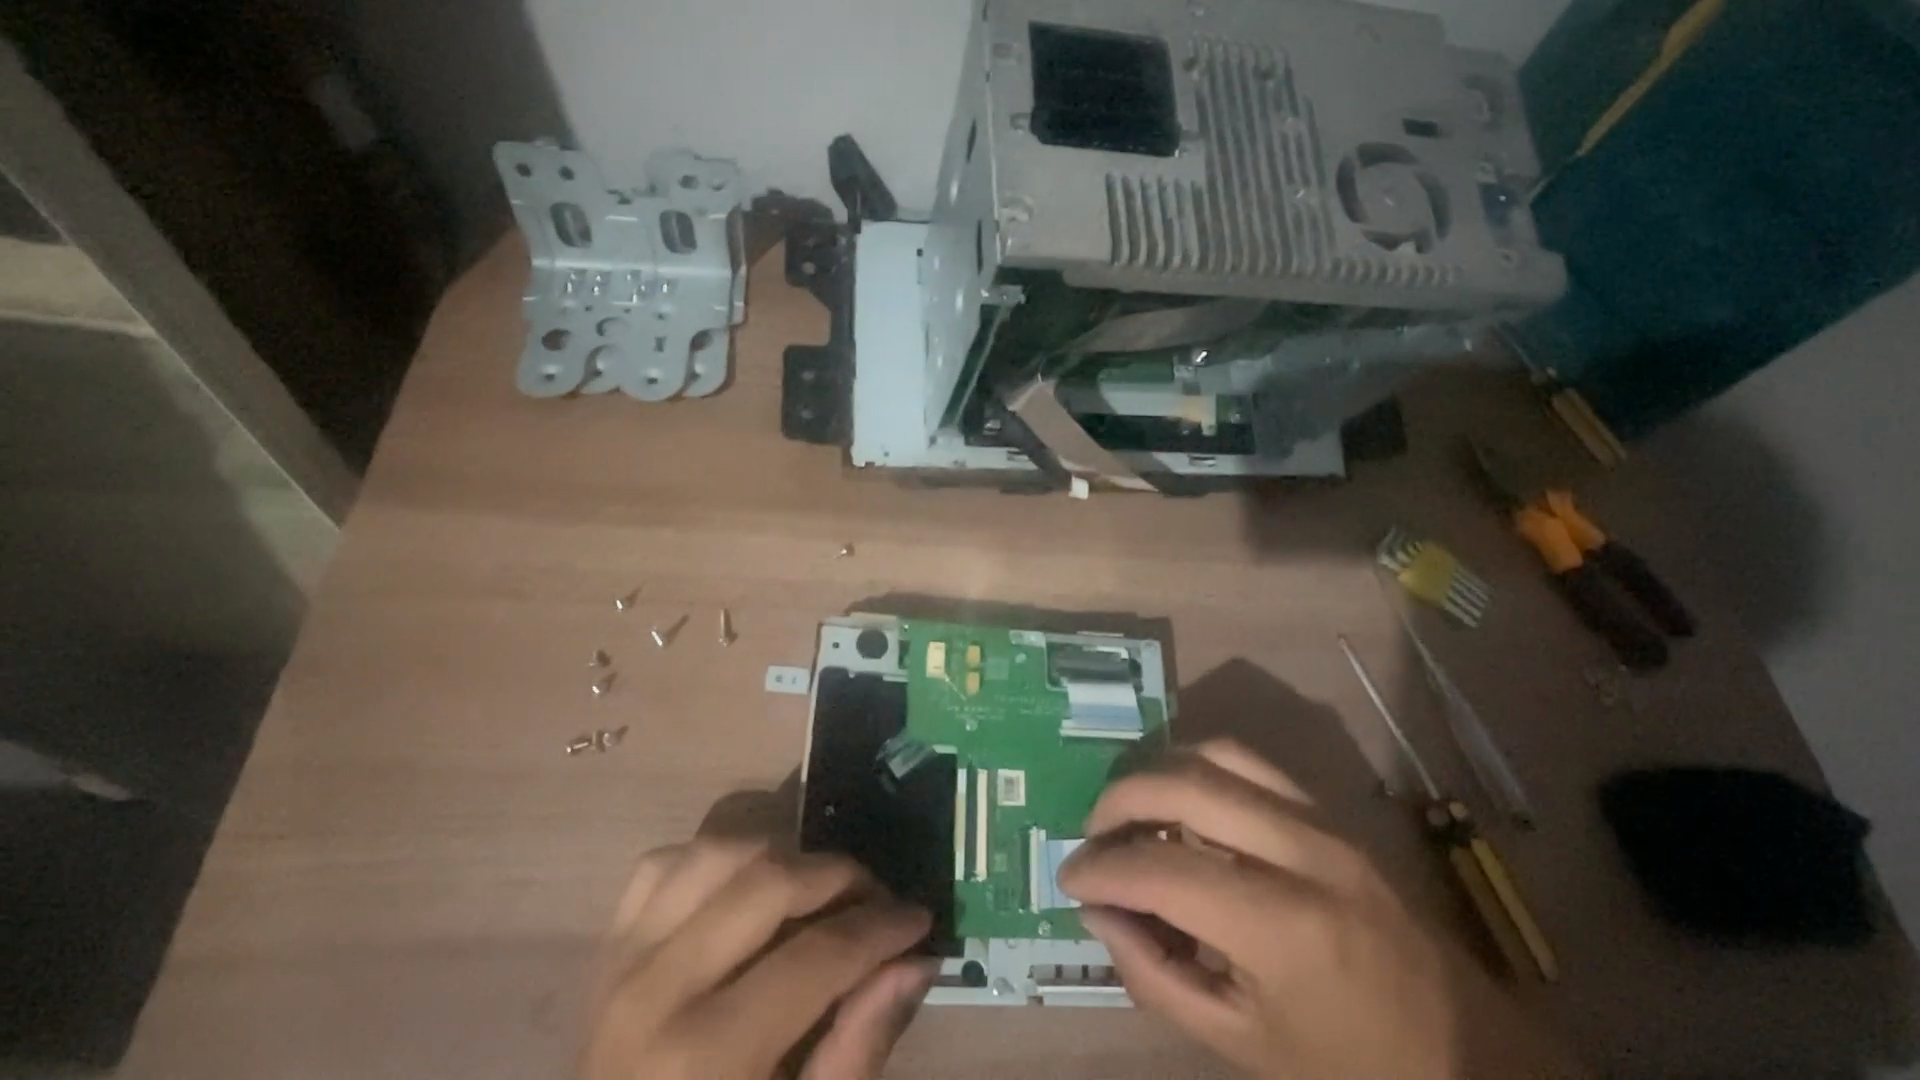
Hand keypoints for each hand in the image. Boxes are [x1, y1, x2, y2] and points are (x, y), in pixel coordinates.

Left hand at [580, 840, 933, 1079]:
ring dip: (779, 855)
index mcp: (708, 1054)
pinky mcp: (604, 949)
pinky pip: (662, 864)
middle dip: (840, 876)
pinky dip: (714, 860)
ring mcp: (620, 961)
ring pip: (715, 852)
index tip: (920, 919)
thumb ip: (858, 1047)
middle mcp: (657, 990)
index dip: (882, 928)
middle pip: (768, 881)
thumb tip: (916, 961)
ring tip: (818, 891)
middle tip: (878, 901)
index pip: (818, 954)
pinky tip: (747, 887)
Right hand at [1060, 741, 1579, 1079]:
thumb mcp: (1237, 1042)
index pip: (1161, 870)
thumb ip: (1154, 974)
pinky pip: (1253, 765)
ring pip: (1220, 754)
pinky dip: (1201, 770)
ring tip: (1129, 815)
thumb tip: (1100, 911)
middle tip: (1090, 839)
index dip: (1101, 870)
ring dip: (1158, 773)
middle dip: (1118, 802)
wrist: (1469, 1051)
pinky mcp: (1336, 815)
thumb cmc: (1349, 1064)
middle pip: (1185, 784)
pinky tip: (1181, 805)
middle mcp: (1304, 852)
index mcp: (1282, 926)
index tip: (1068, 880)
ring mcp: (1326, 823)